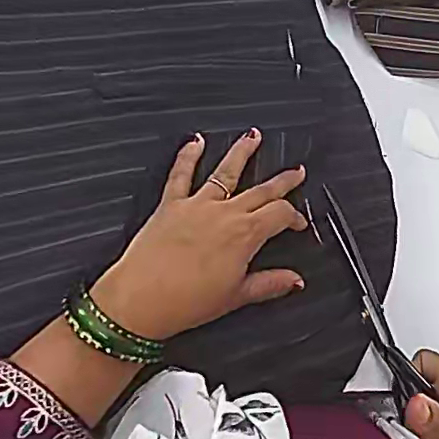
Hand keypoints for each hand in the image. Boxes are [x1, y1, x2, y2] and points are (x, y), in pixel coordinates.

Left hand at [90, 130, 308, 340]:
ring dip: (242, 152)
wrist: (140, 299)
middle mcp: (224, 213)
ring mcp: (197, 205)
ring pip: (226, 172)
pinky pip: (181, 174)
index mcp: (245, 234)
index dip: (295, 217)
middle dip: (283, 180)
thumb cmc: (185, 301)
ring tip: (253, 137)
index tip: (298, 223)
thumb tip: (294, 280)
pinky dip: (188, 155)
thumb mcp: (237, 296)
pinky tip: (195, 142)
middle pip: (262, 189)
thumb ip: (270, 284)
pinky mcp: (171, 205)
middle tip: (296, 172)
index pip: (281, 214)